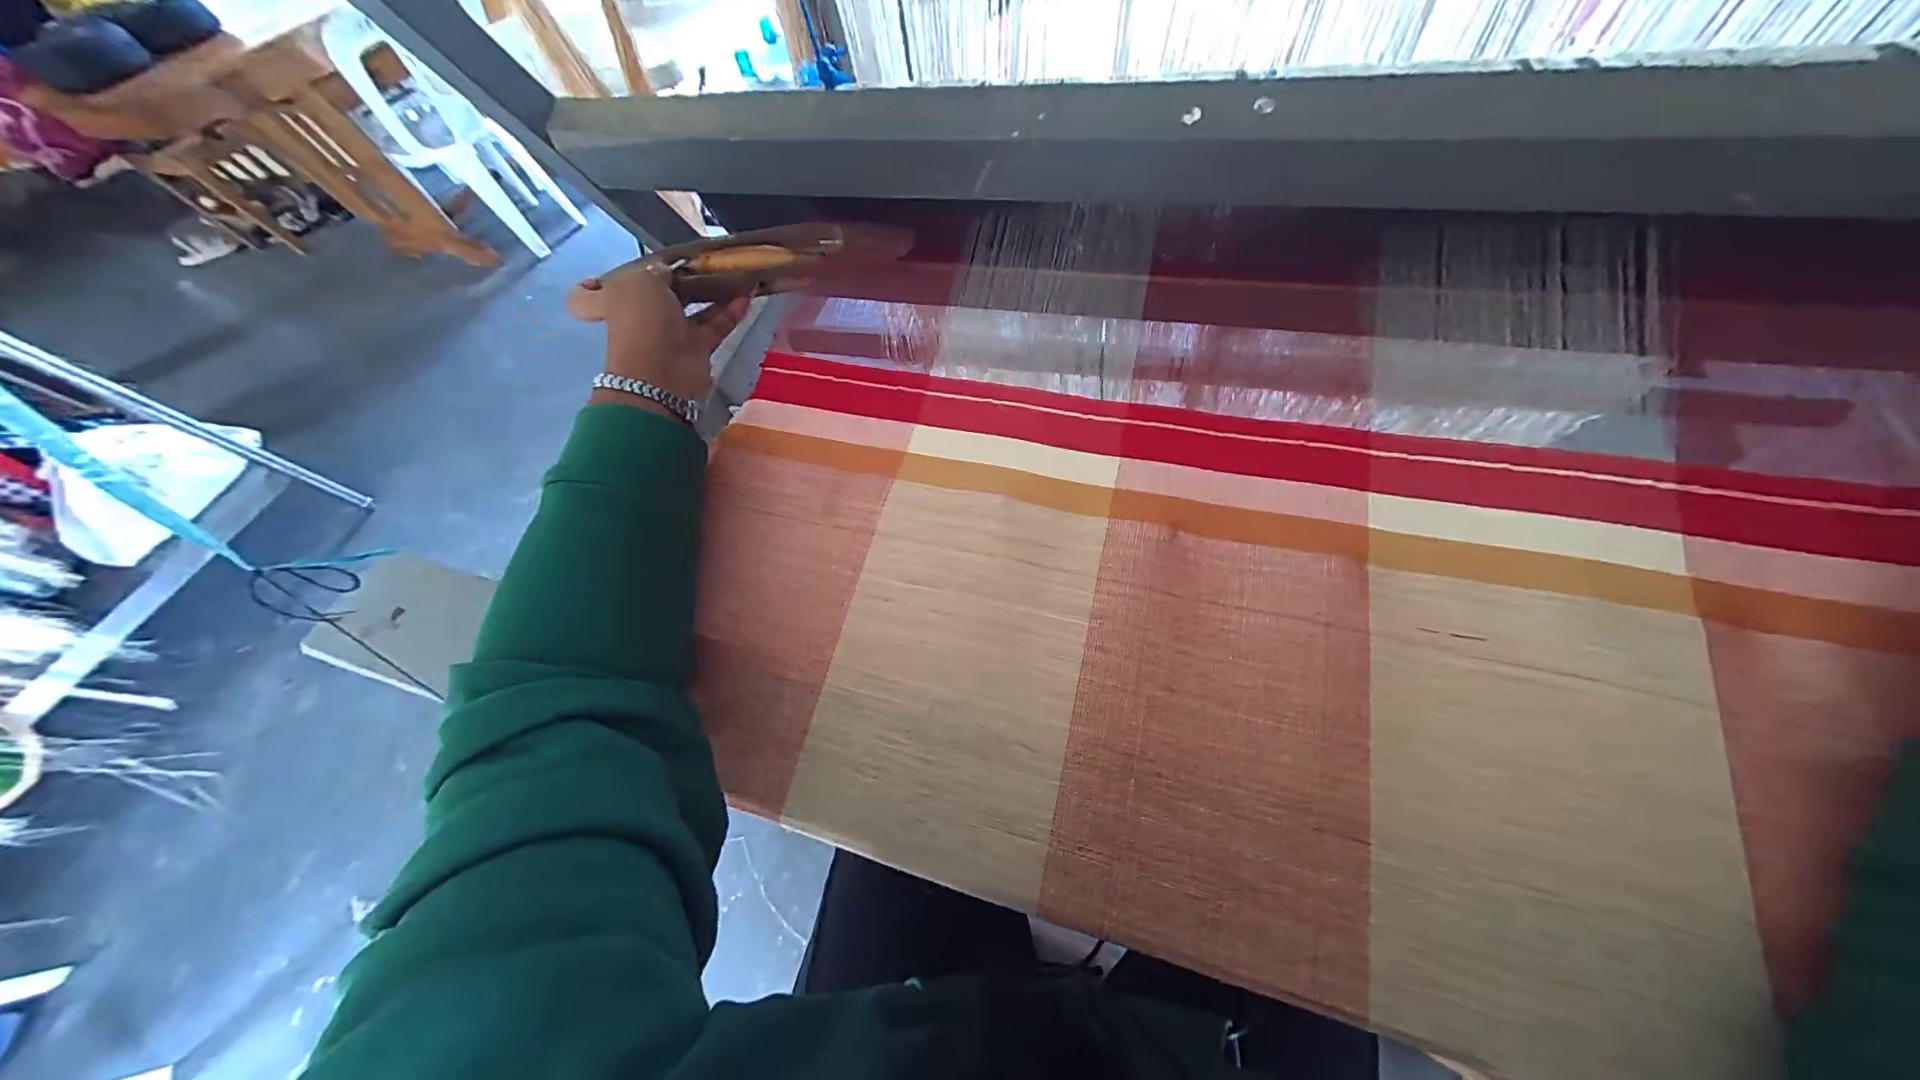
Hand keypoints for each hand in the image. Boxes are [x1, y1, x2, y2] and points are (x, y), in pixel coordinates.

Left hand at [571, 266, 750, 406]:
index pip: (587, 295)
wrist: (663, 371)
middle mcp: (639, 316)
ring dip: (710, 293)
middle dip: (674, 280)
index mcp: (613, 300)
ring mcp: (669, 334)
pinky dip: (729, 312)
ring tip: (731, 276)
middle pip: (654, 295)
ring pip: (691, 309)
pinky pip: (714, 326)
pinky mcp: (696, 348)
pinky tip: (745, 297)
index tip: (601, 276)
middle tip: (697, 265)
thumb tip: (669, 272)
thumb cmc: (643, 320)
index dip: (590, 285)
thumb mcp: (643, 281)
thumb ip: (657, 271)